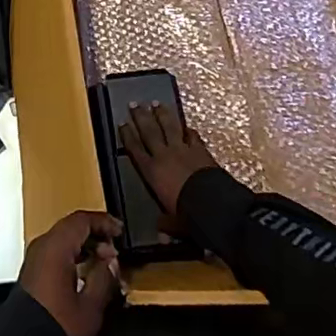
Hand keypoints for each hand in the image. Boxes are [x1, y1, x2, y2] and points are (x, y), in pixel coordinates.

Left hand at [19, 210, 121, 335]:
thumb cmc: (56, 327)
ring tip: (105, 261)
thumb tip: (111, 261)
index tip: (120, 230)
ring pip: (63, 239)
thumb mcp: (90, 307)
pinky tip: (86, 272)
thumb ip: (104, 278)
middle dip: (95, 233)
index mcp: (55, 247)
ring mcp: (34, 258)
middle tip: (115, 248)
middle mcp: (42, 246)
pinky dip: (73, 254)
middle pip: (70, 227)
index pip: (80, 220)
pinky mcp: (32, 271)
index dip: (103, 221)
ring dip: (84, 244)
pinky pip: (55, 251)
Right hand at [120, 101, 216, 216]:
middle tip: (134, 103)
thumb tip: (161, 232)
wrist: (213, 205)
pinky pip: (192, 137)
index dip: (128, 135)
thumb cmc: (188, 214)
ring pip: (169, 127)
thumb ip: (166, 223)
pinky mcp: (200, 151)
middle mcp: (164, 156)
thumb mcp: (174, 223)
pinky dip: (188, 130)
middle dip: (141, 116)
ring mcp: (183, 150)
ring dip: (162, 115)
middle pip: (149, 131)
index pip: (135, 149)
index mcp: (152, 172)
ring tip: (156, 103)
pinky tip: (186, 126)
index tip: (122, 123)